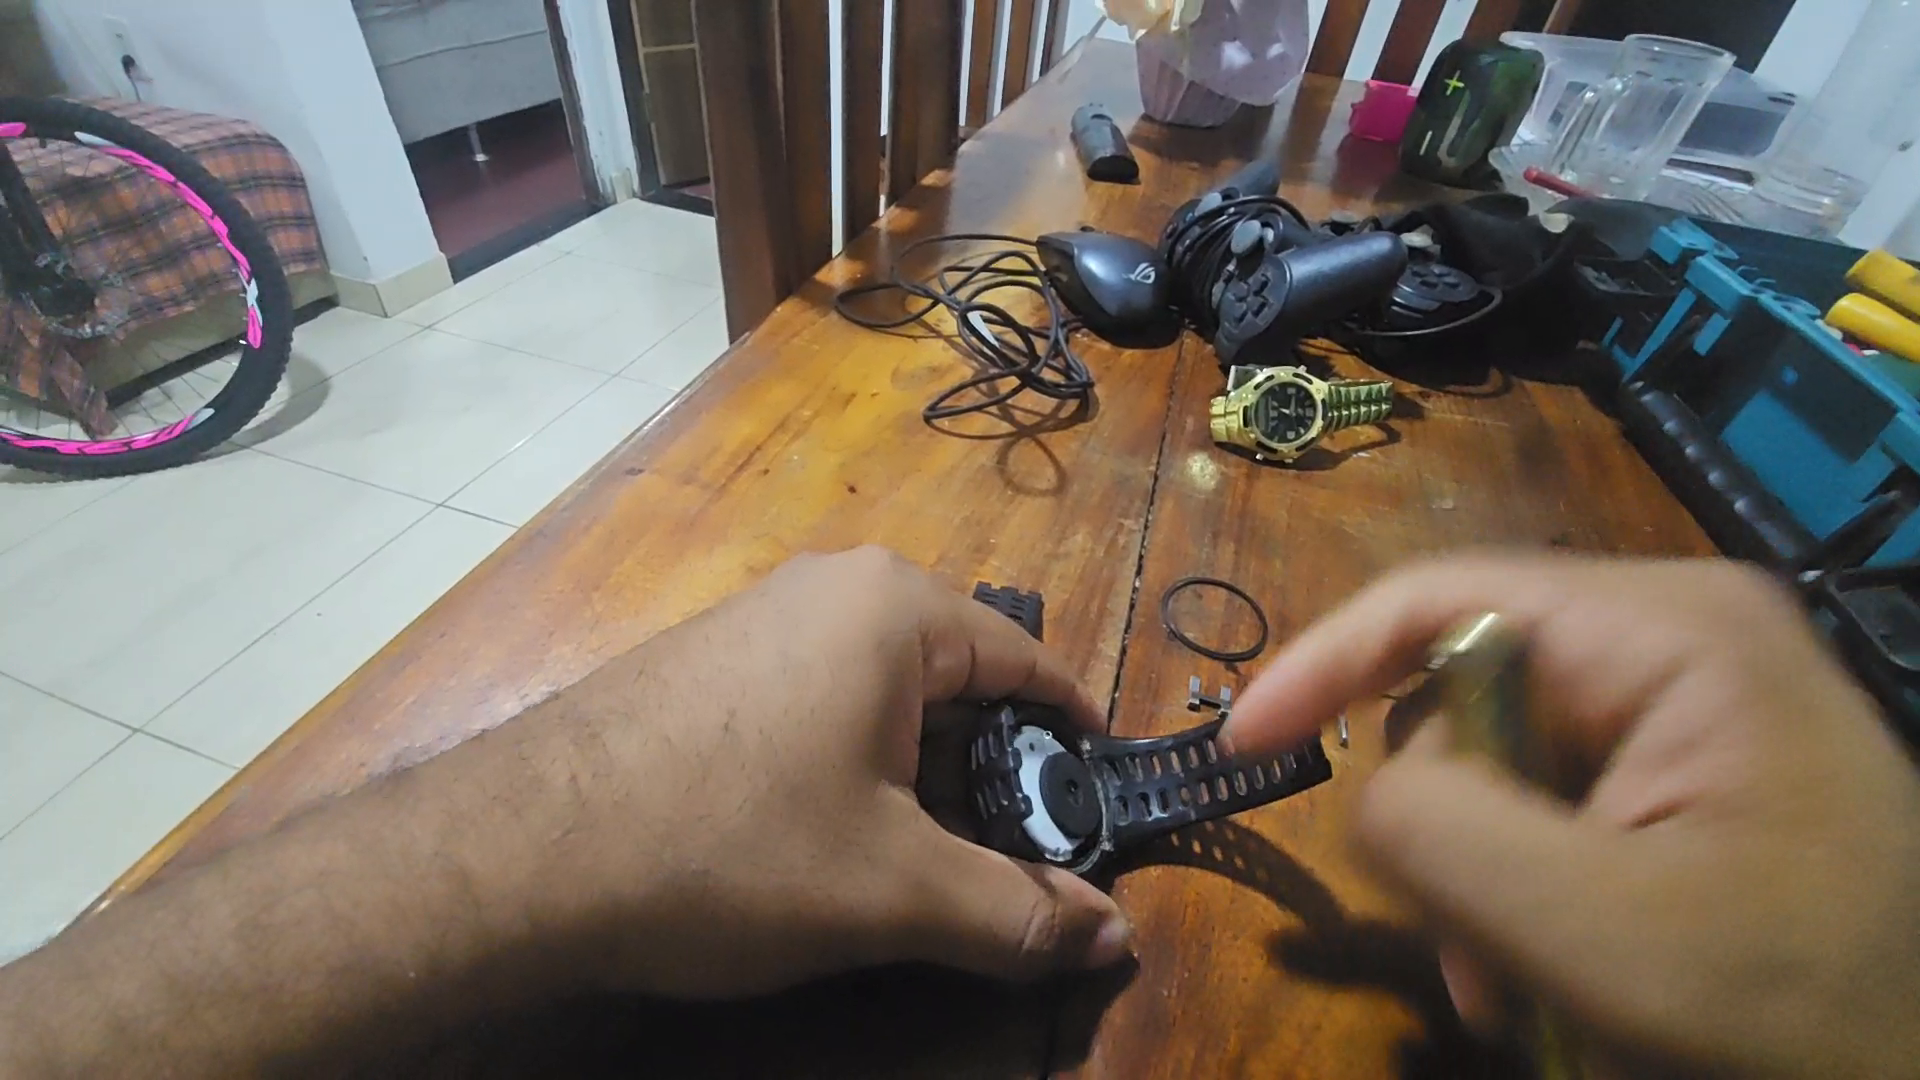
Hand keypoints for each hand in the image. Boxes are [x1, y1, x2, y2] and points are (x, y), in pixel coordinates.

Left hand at [529, 546, 1130, 995]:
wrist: (514, 850)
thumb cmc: (730, 845)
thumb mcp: (890, 889)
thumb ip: (1015, 913)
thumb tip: (1118, 937)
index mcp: (897, 606)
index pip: (1024, 658)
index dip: (1071, 725)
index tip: (1097, 786)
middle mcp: (839, 584)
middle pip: (957, 670)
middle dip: (995, 754)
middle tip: (1013, 838)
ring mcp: (773, 610)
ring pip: (892, 681)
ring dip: (926, 756)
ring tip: (931, 836)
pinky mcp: (727, 649)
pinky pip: (831, 685)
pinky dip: (864, 745)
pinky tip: (840, 810)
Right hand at [1223, 556, 1919, 1078]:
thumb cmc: (1825, 1024)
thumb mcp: (1616, 939)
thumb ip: (1443, 832)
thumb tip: (1364, 792)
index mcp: (1662, 630)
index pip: (1430, 601)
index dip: (1317, 662)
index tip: (1243, 739)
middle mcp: (1651, 639)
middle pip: (1444, 689)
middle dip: (1423, 813)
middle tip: (1447, 934)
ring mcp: (1650, 701)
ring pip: (1466, 755)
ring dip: (1456, 867)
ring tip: (1502, 978)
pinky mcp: (1645, 762)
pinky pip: (1509, 796)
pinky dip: (1493, 881)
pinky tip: (1533, 960)